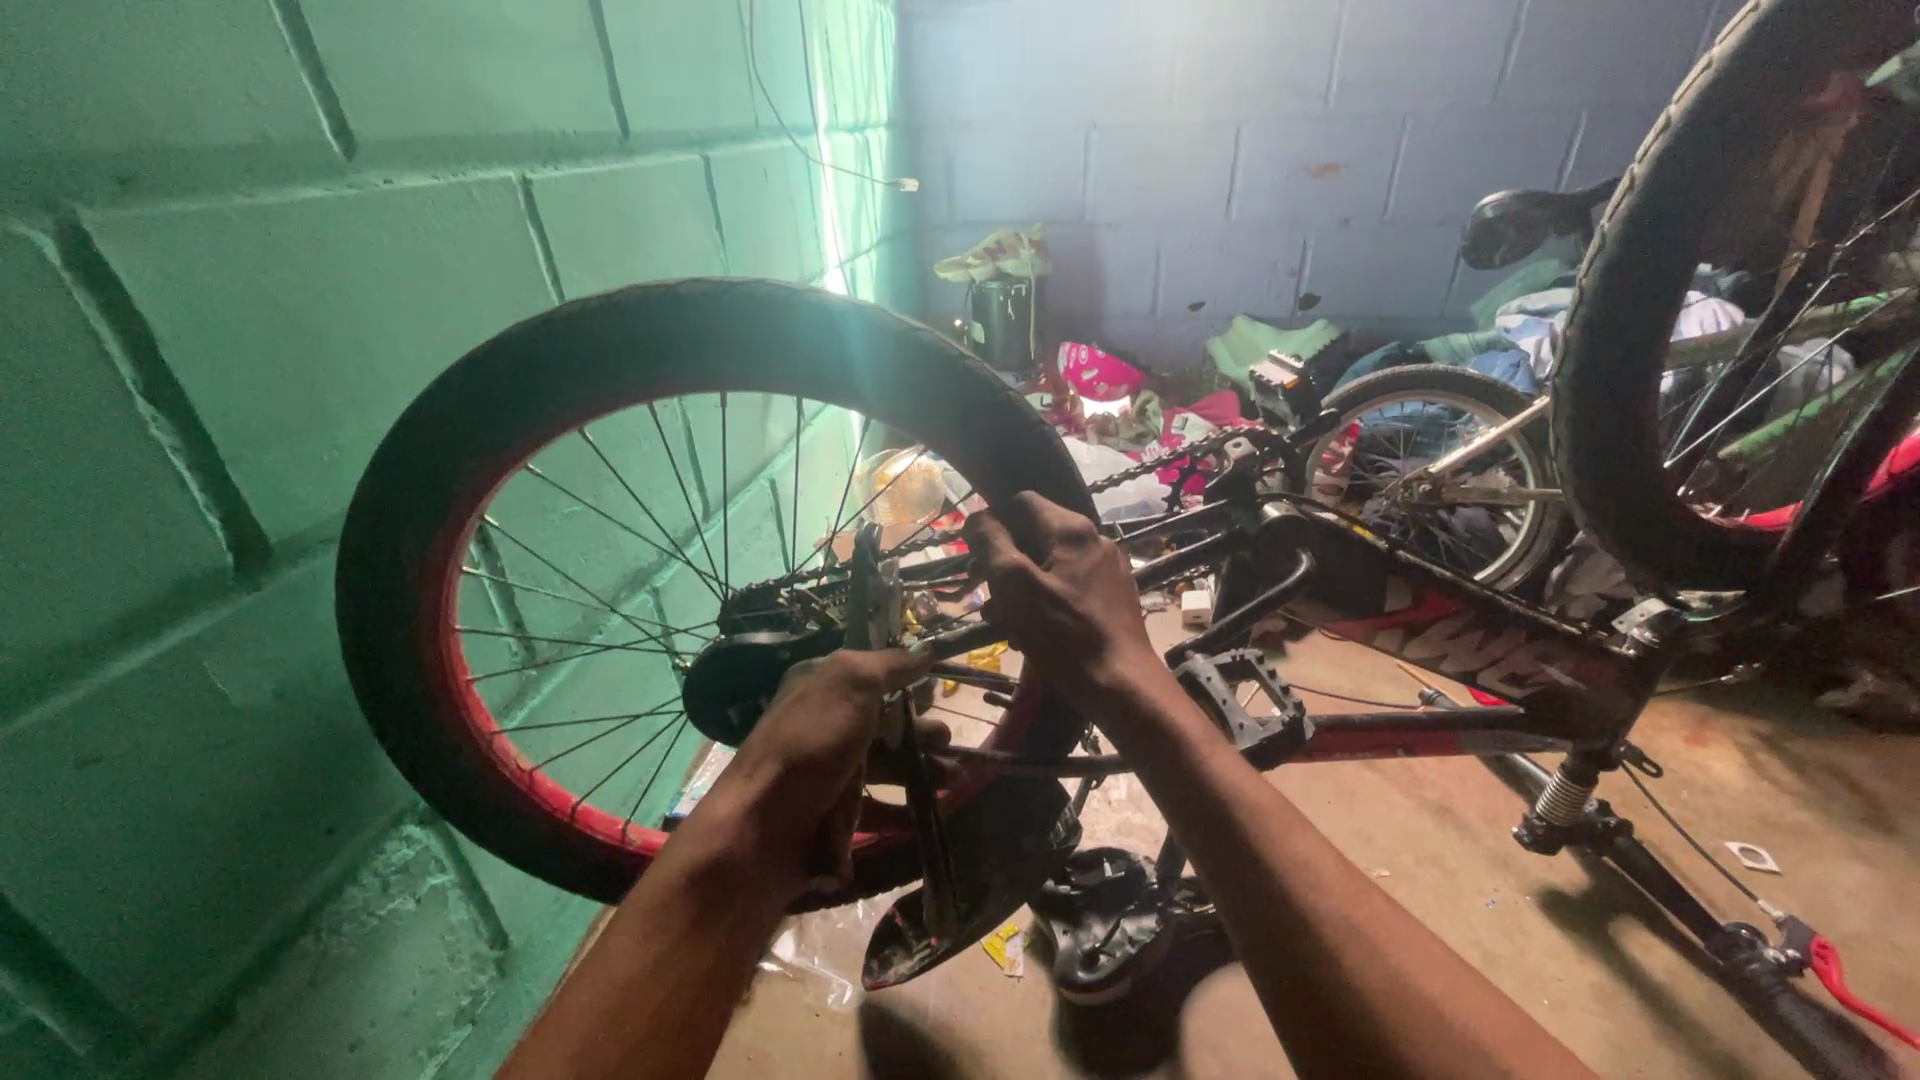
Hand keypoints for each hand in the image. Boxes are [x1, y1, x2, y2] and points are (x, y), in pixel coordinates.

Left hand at [708, 648, 934, 895]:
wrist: (759, 830)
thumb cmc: (809, 746)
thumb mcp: (849, 685)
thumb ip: (888, 665)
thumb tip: (923, 650)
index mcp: (821, 689)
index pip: (871, 678)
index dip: (906, 682)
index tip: (939, 691)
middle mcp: (823, 727)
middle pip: (883, 725)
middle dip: (922, 733)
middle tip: (950, 743)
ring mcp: (826, 773)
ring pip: (884, 767)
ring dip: (922, 772)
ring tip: (954, 781)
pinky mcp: (830, 816)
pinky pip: (875, 809)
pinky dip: (903, 811)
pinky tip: (928, 816)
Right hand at [963, 492, 1159, 704]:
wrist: (1121, 684)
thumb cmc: (1063, 633)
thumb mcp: (1014, 584)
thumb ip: (992, 543)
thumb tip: (977, 517)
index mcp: (1071, 529)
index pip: (1021, 502)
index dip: (992, 522)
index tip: (975, 555)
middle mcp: (1094, 540)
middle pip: (1034, 536)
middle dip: (1003, 564)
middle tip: (982, 595)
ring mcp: (1106, 570)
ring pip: (1049, 566)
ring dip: (1020, 589)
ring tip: (1002, 622)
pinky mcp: (1112, 598)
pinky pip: (1067, 588)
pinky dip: (1044, 603)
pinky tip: (1031, 634)